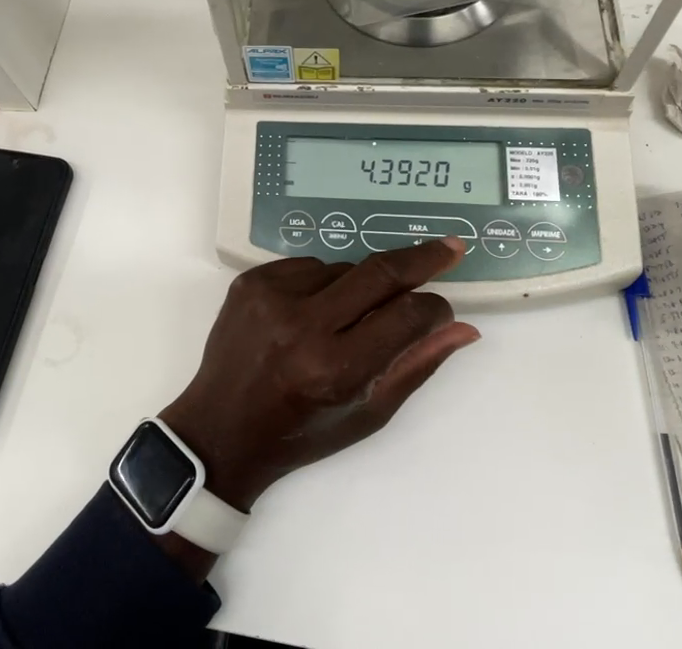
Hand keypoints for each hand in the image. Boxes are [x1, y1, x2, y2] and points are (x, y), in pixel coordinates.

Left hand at [159, 239, 480, 513]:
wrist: (219, 430)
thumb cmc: (299, 434)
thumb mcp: (366, 414)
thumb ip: (415, 365)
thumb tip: (463, 327)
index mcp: (335, 368)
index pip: (406, 316)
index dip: (434, 309)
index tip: (444, 308)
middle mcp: (302, 325)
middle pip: (377, 273)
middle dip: (420, 259)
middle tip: (449, 248)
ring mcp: (270, 297)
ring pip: (342, 268)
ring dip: (360, 284)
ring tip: (348, 318)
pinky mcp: (249, 282)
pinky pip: (306, 266)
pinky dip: (322, 281)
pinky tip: (314, 310)